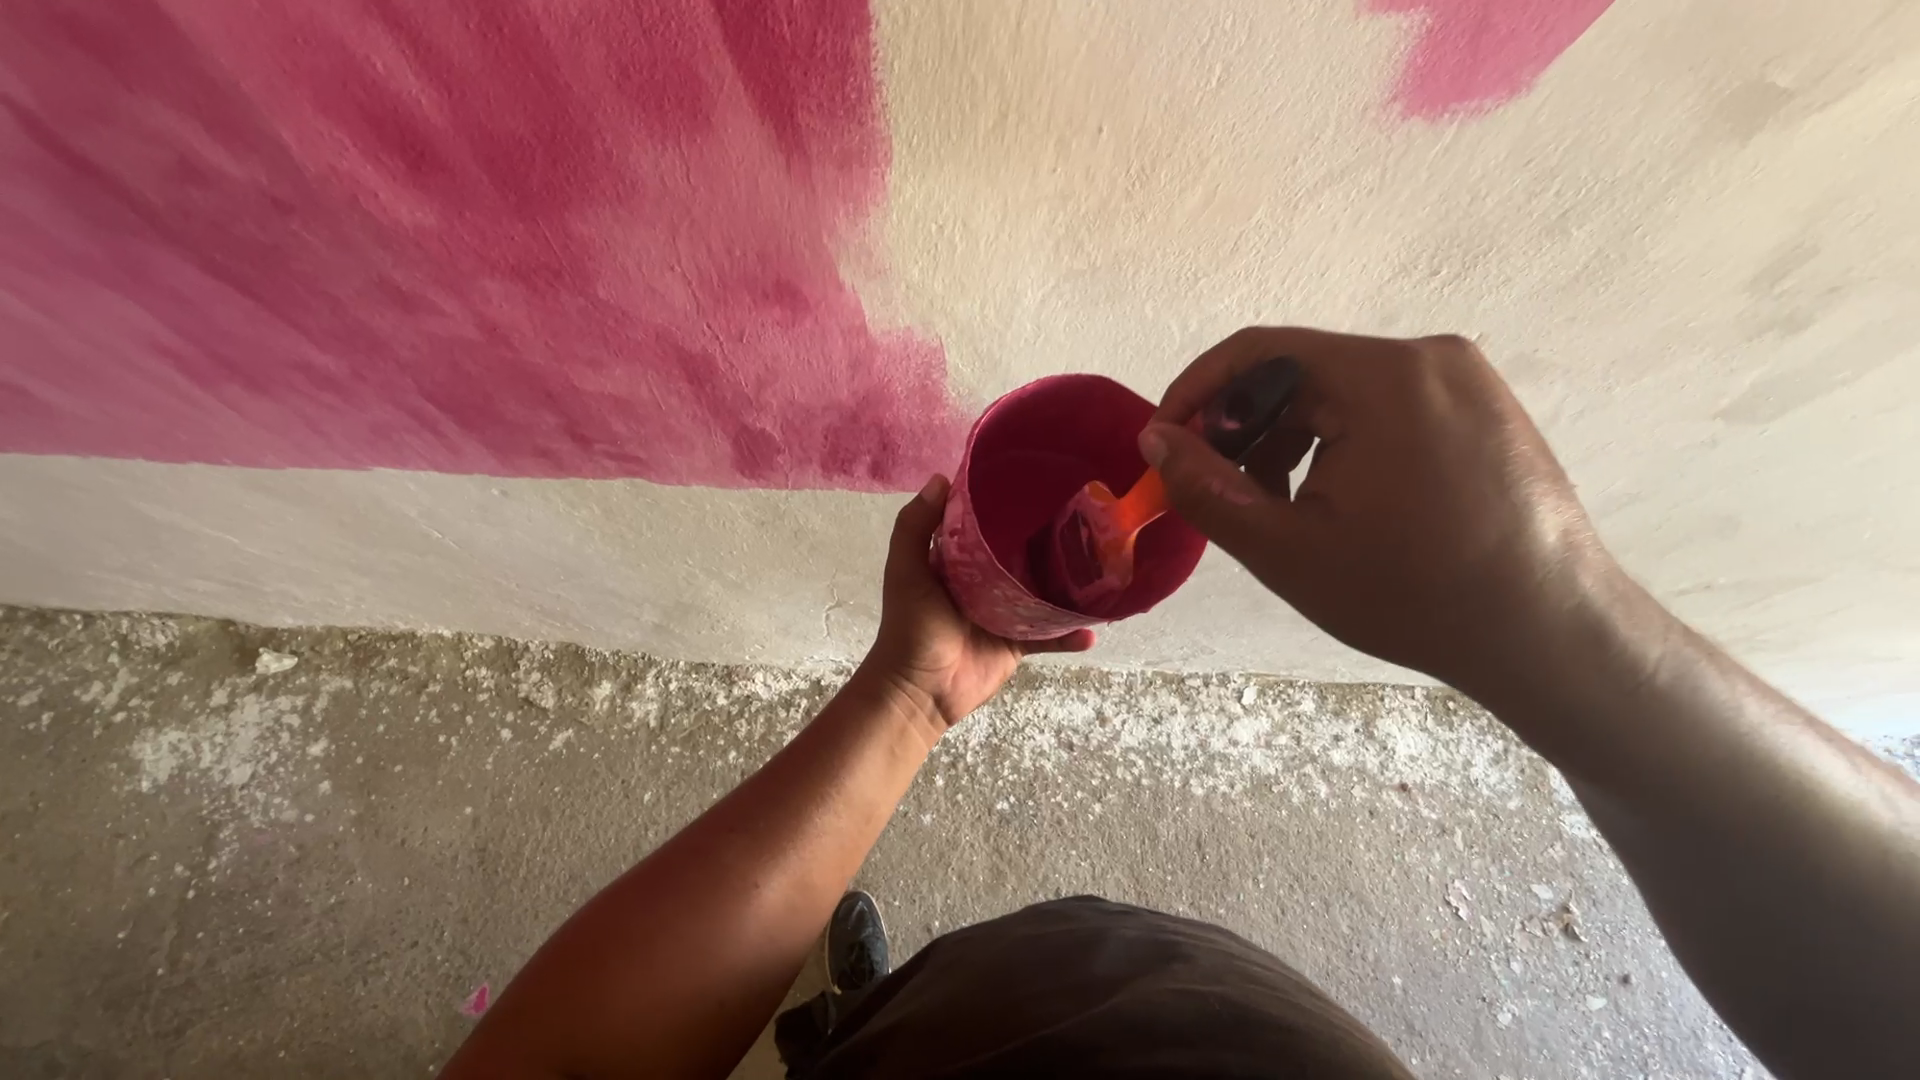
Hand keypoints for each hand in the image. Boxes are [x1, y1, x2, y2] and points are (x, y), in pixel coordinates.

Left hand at [858, 475, 1095, 738]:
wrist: (920, 690)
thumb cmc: (910, 627)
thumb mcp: (906, 571)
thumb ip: (916, 527)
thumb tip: (940, 478)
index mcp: (958, 561)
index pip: (986, 525)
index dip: (1006, 504)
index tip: (1037, 479)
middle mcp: (985, 582)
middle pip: (1022, 555)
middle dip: (1050, 541)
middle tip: (1087, 518)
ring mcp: (1005, 612)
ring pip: (1043, 592)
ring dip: (1068, 584)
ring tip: (1101, 567)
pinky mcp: (1017, 643)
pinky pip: (1050, 635)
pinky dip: (1071, 633)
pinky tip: (1093, 628)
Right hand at [1139, 328, 1624, 695]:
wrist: (1549, 636)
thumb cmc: (1410, 594)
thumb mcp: (1284, 548)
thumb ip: (1205, 487)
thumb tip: (1155, 439)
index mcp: (1383, 376)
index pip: (1259, 352)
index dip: (1195, 393)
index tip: (1163, 443)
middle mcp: (1429, 357)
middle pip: (1299, 373)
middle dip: (1242, 428)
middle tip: (1216, 487)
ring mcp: (1464, 381)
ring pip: (1338, 393)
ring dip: (1287, 440)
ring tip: (1275, 506)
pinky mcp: (1481, 409)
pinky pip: (1381, 408)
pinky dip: (1335, 444)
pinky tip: (1332, 502)